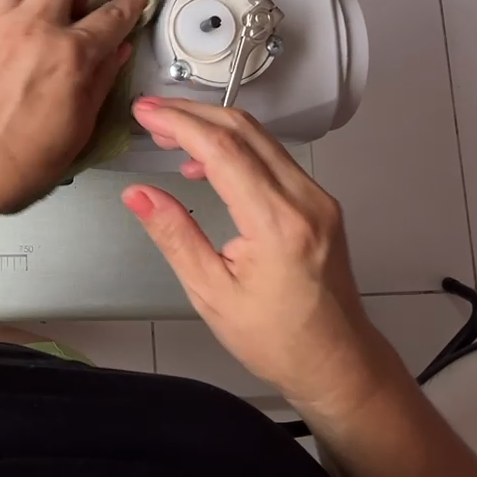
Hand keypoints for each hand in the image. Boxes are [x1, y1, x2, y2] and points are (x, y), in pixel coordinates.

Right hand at [122, 98, 405, 416]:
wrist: (339, 363)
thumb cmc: (276, 339)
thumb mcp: (211, 294)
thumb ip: (174, 235)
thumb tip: (136, 193)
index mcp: (278, 224)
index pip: (224, 151)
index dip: (180, 124)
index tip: (144, 114)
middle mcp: (304, 200)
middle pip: (243, 130)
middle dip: (191, 113)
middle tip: (149, 114)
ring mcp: (316, 196)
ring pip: (259, 136)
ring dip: (210, 124)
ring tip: (167, 133)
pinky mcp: (317, 199)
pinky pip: (270, 154)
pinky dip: (232, 144)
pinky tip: (203, 162)